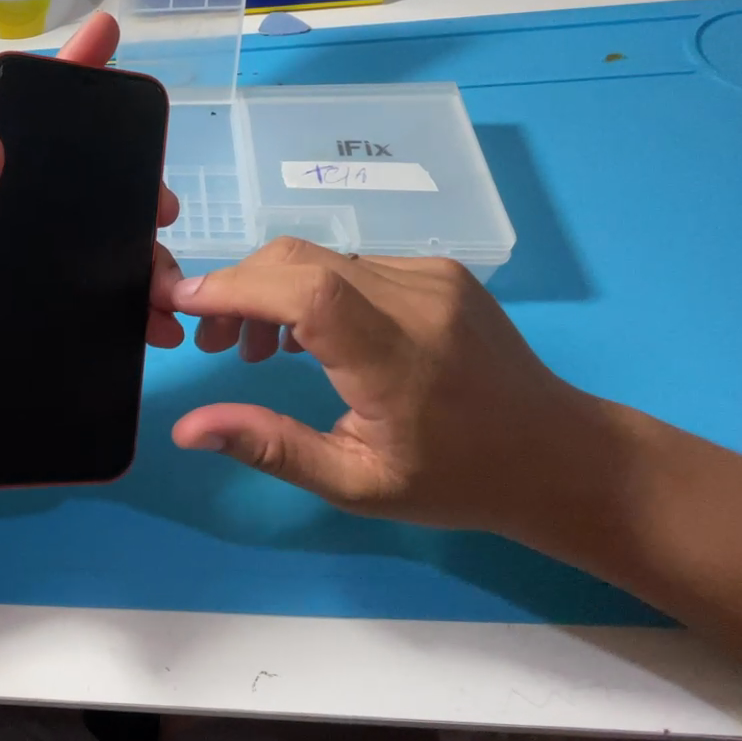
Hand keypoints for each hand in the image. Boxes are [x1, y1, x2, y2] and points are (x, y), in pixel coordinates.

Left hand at [0, 12, 183, 475]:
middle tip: (161, 210)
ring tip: (168, 284)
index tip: (107, 41)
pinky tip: (156, 320)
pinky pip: (104, 292)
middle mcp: (7, 232)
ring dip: (143, 249)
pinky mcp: (51, 317)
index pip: (19, 132)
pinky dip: (137, 299)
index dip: (63, 82)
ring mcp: (32, 276)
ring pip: (101, 239)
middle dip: (128, 182)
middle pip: (78, 184)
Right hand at [162, 237, 616, 533]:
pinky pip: (348, 264)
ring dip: (266, 289)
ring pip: (319, 257)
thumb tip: (186, 431)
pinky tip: (302, 336)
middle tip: (208, 340)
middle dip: (236, 288)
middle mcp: (417, 298)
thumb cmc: (454, 480)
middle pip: (301, 260)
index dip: (235, 289)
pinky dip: (303, 290)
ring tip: (250, 348)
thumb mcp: (354, 483)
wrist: (559, 454)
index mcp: (399, 357)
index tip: (181, 305)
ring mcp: (431, 276)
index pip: (306, 291)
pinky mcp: (435, 270)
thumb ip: (269, 448)